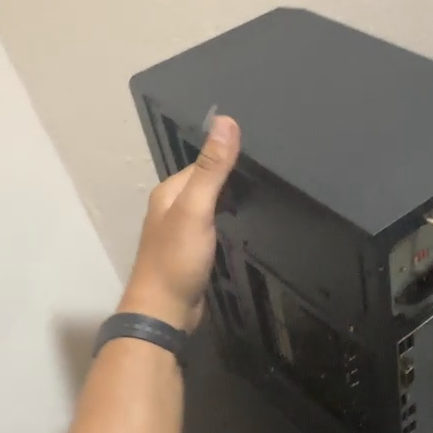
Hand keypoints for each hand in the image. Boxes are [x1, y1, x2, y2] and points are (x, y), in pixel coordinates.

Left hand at [118, 115, 241, 330]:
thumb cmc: (177, 259)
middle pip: (206, 184)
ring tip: (262, 197)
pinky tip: (243, 227)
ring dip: (230, 202)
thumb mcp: (196, 209)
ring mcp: (180, 232)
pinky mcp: (191, 253)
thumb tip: (226, 121)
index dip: (227, 157)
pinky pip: (212, 228)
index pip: (202, 164)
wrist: (164, 312)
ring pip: (209, 207)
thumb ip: (212, 169)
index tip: (260, 154)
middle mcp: (171, 208)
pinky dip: (227, 224)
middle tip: (268, 175)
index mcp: (169, 192)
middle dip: (230, 179)